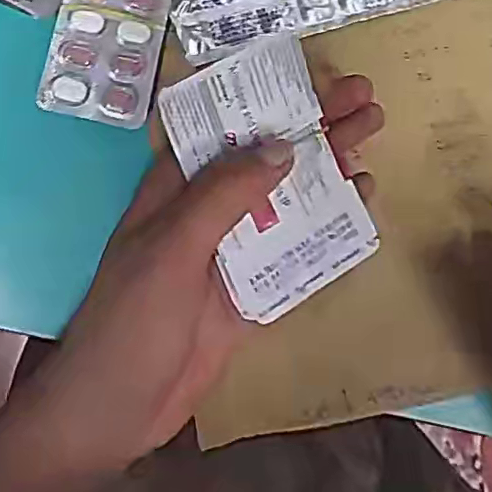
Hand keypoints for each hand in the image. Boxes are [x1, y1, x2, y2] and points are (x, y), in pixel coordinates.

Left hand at [15, 75, 384, 470]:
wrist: (119, 408)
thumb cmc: (133, 317)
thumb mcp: (174, 246)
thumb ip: (225, 196)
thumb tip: (282, 146)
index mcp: (177, 186)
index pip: (229, 128)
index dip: (271, 103)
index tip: (318, 83)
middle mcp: (206, 208)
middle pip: (266, 158)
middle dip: (313, 128)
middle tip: (367, 101)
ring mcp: (230, 248)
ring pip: (285, 199)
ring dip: (325, 171)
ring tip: (372, 142)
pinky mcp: (249, 288)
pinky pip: (294, 249)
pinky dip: (325, 226)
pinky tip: (359, 206)